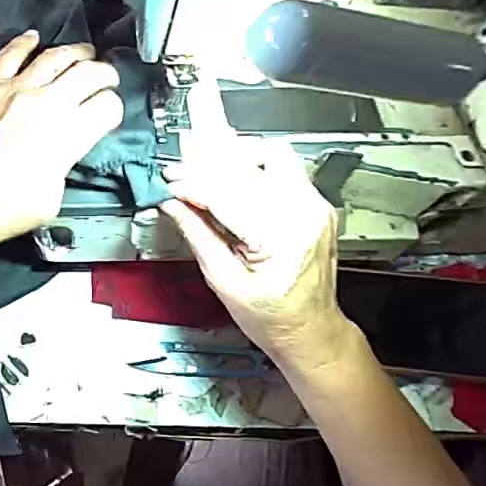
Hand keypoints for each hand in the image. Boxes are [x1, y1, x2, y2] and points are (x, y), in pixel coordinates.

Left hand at [0, 31, 122, 260]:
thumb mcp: (50, 200)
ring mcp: (14, 91)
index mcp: (69, 133)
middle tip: (108, 79)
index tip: (111, 113)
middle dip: (105, 75)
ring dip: (75, 53)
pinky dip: (25, 43)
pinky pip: (11, 55)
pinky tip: (32, 38)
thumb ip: (62, 171)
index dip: (114, 109)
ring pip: (55, 56)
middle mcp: (45, 103)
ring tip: (85, 53)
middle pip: (89, 73)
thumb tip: (59, 163)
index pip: (107, 106)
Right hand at [160, 139, 362, 370]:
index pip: (227, 194)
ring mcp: (314, 206)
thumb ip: (197, 235)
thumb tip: (173, 205)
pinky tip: (232, 180)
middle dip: (211, 163)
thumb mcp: (223, 281)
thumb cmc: (274, 317)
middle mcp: (304, 215)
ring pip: (271, 156)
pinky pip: (283, 169)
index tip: (170, 182)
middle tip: (184, 165)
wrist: (309, 329)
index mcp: (280, 239)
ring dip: (236, 158)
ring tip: (208, 169)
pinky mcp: (315, 204)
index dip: (192, 184)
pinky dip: (253, 168)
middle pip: (251, 165)